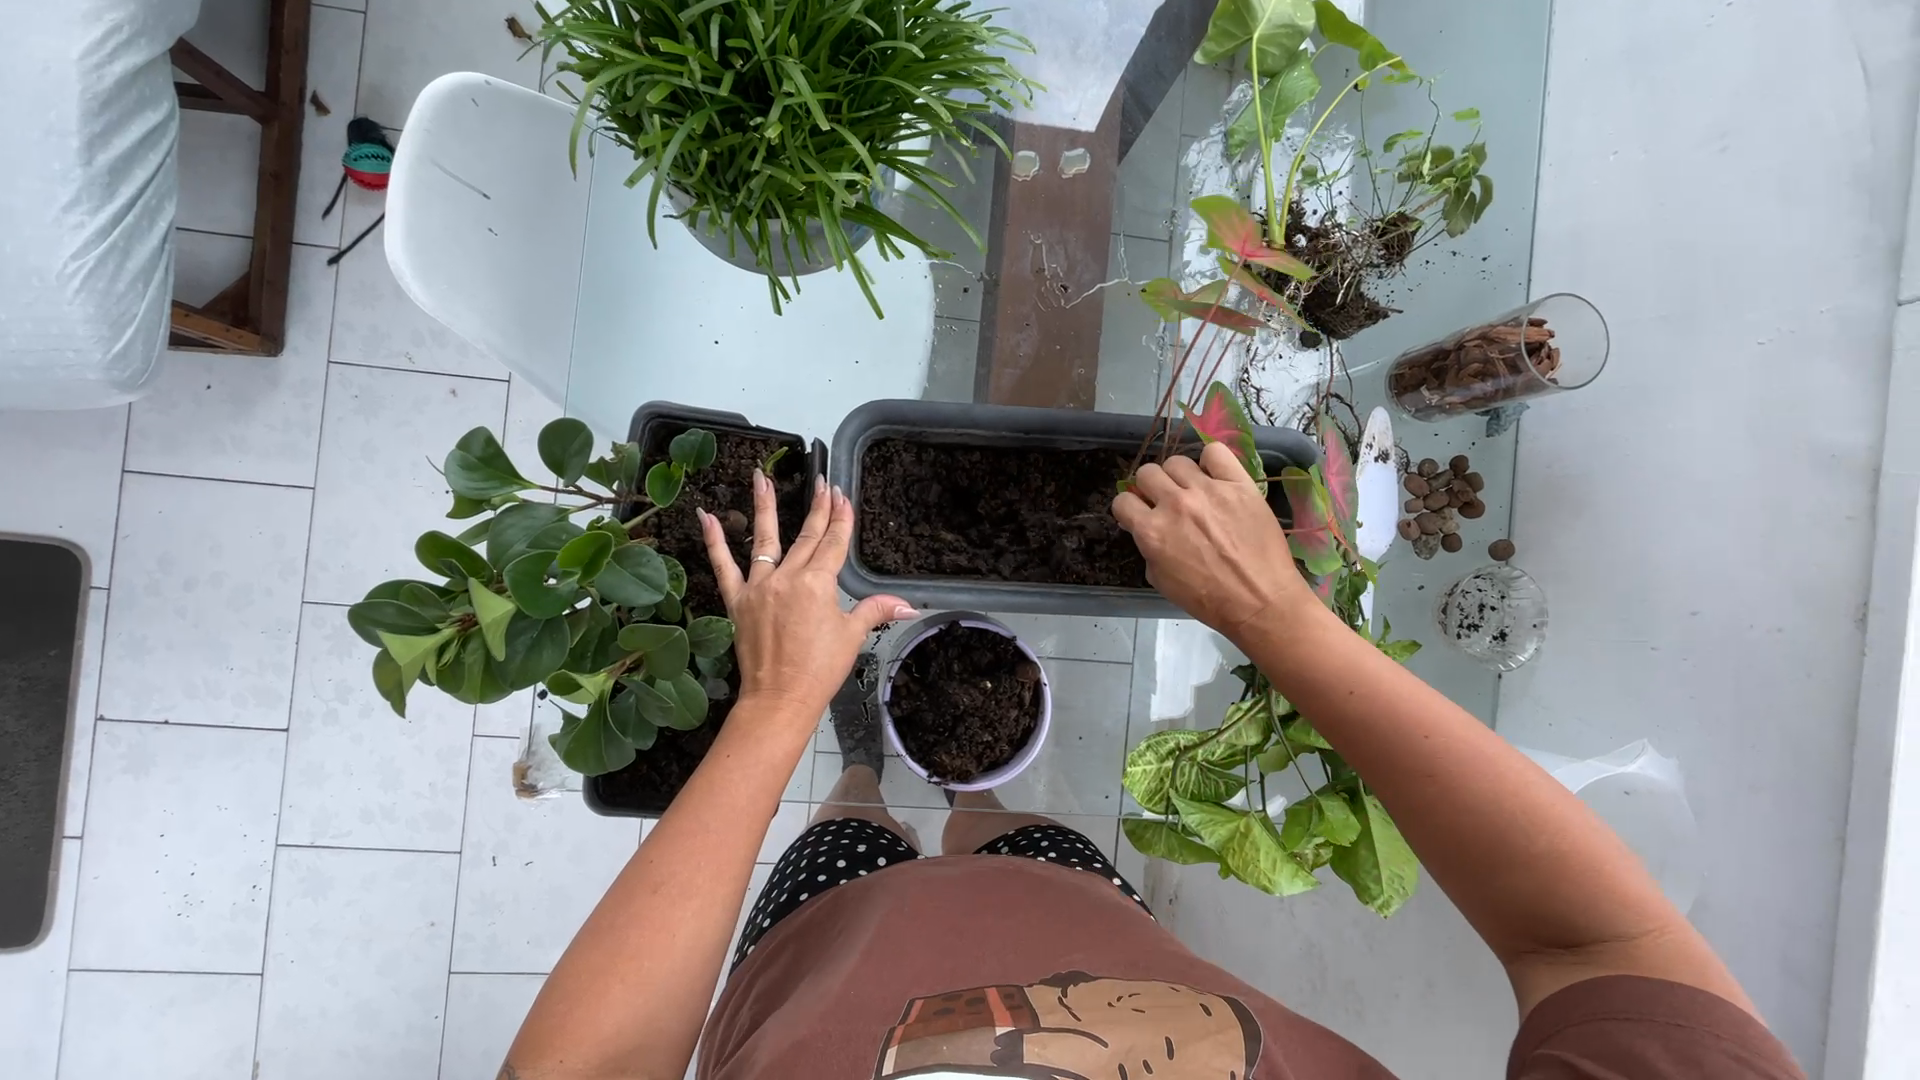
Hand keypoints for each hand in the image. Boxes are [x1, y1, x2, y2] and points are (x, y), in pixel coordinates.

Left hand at [697, 472, 915, 719]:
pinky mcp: (738, 601)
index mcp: (818, 584)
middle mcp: (788, 578)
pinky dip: (714, 542)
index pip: (834, 543)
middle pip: (807, 536)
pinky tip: (706, 517)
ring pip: (764, 539)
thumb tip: (908, 606)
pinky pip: (723, 566)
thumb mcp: (852, 636)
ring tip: (761, 477)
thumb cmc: (820, 669)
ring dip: (764, 506)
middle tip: (821, 482)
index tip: (842, 495)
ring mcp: (760, 587)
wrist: (780, 698)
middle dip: (817, 507)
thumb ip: (875, 611)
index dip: (841, 519)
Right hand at [1112, 442, 1315, 644]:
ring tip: (1192, 491)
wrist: (1259, 601)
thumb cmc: (1208, 600)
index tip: (1139, 513)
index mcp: (1152, 531)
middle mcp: (1175, 504)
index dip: (1129, 508)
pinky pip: (1215, 452)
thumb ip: (1148, 548)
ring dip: (1178, 476)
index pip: (1123, 500)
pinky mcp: (1238, 484)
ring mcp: (1208, 490)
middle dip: (1151, 488)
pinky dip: (1210, 460)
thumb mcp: (1161, 580)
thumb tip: (1147, 529)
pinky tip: (1214, 476)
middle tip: (1165, 501)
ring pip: (1176, 462)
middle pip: (1147, 473)